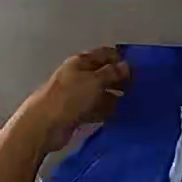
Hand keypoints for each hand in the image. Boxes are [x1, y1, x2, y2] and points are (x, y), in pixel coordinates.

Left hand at [10, 47, 130, 154]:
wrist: (43, 126)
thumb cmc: (69, 98)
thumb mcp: (94, 81)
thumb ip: (112, 72)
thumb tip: (127, 65)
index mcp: (80, 62)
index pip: (105, 54)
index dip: (120, 59)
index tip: (137, 68)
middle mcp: (78, 76)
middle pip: (103, 73)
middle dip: (120, 79)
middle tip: (138, 86)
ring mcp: (77, 95)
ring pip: (101, 92)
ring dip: (115, 96)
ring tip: (133, 102)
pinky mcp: (77, 112)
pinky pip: (97, 108)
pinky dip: (107, 110)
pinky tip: (120, 114)